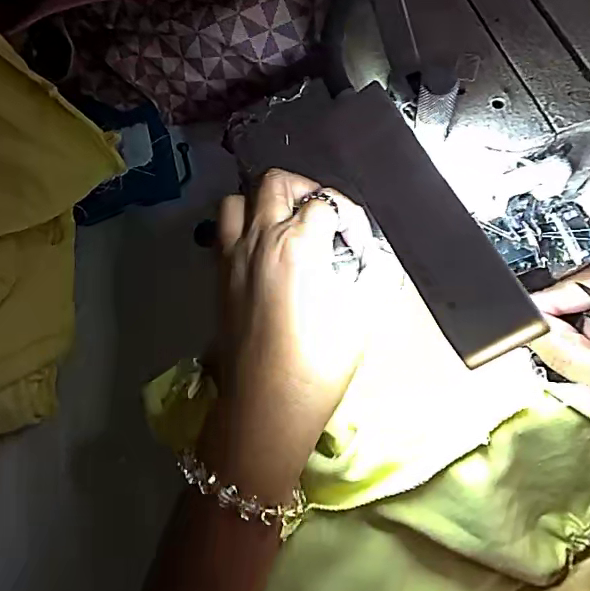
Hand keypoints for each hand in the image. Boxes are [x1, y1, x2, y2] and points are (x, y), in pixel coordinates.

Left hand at [200, 170, 372, 499]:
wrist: (264, 408)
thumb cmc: (316, 368)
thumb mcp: (359, 319)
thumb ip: (370, 277)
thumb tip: (371, 257)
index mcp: (296, 246)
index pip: (324, 203)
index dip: (348, 215)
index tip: (357, 239)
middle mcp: (259, 240)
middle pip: (275, 182)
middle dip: (305, 189)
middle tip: (323, 217)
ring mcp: (232, 256)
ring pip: (239, 199)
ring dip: (265, 201)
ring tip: (288, 225)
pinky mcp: (218, 276)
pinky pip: (224, 229)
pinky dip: (243, 224)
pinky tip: (264, 251)